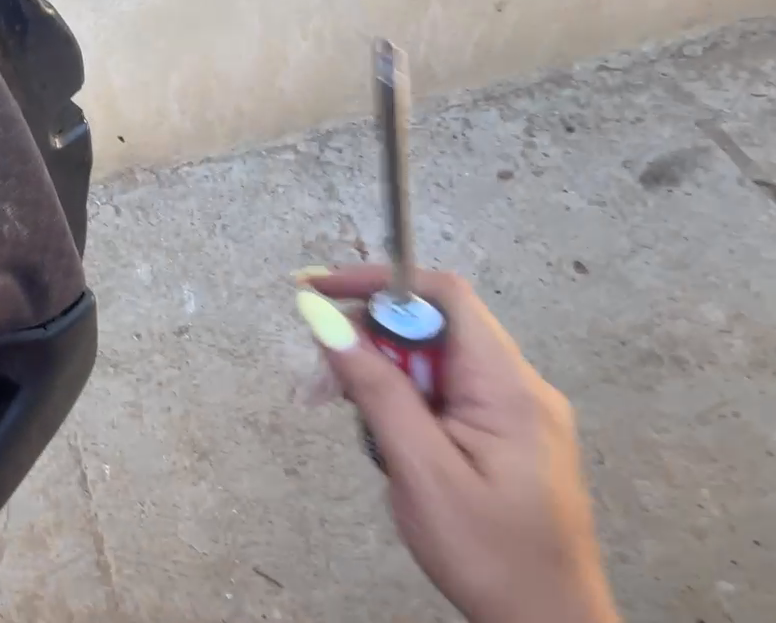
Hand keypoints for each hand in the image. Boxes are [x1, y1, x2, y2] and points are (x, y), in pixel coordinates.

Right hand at [296, 267, 620, 622]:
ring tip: (334, 408)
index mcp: (509, 388)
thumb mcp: (418, 466)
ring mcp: (509, 409)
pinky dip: (393, 396)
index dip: (376, 280)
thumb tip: (319, 315)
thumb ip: (372, 385)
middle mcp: (517, 387)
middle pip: (426, 326)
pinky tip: (375, 429)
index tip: (314, 288)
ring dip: (372, 372)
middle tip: (314, 377)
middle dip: (362, 338)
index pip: (444, 296)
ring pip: (424, 358)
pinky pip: (434, 388)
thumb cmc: (486, 551)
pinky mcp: (496, 431)